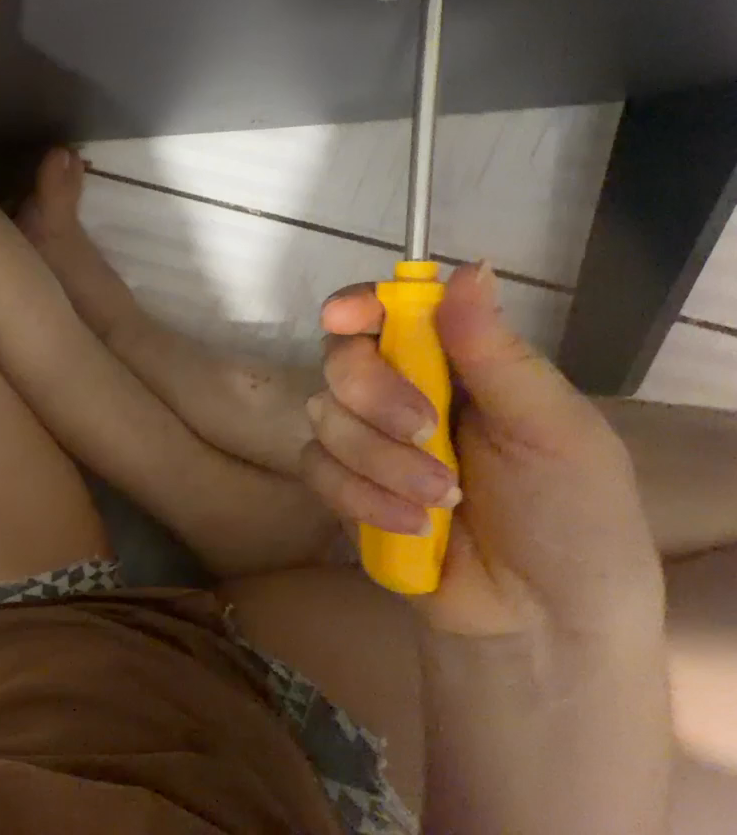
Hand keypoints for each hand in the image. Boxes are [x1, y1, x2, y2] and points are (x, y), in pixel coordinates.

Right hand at [306, 263, 662, 638]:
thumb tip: (468, 268)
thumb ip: (499, 355)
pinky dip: (359, 495)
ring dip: (379, 459)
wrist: (540, 621)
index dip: (358, 305)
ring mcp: (366, 442)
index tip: (344, 319)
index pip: (389, 314)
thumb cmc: (573, 521)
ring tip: (440, 501)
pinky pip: (317, 467)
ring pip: (325, 416)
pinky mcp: (341, 486)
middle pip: (342, 358)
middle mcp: (403, 395)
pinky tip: (407, 524)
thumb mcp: (554, 432)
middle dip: (375, 394)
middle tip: (426, 430)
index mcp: (460, 369)